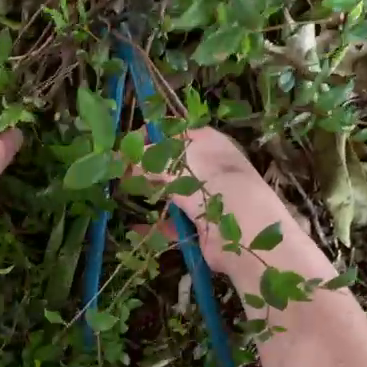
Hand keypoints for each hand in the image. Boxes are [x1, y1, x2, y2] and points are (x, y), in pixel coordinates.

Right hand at [134, 128, 311, 283]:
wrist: (244, 233)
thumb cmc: (214, 186)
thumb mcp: (179, 166)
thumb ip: (151, 160)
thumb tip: (127, 158)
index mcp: (209, 144)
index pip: (176, 133)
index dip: (152, 137)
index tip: (128, 146)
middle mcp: (208, 168)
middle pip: (172, 164)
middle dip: (147, 167)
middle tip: (121, 171)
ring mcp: (205, 198)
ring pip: (172, 193)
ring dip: (151, 194)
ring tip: (124, 193)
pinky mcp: (201, 226)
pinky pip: (173, 223)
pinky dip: (156, 225)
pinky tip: (136, 227)